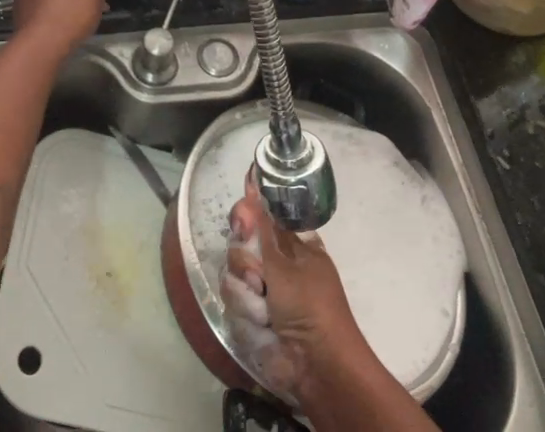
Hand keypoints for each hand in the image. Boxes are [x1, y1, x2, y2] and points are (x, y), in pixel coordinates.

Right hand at [221, 179, 374, 407]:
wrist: (314, 364)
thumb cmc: (310, 306)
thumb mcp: (285, 263)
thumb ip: (260, 225)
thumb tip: (252, 180)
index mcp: (292, 245)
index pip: (260, 216)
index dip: (247, 217)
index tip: (242, 223)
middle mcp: (274, 262)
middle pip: (240, 242)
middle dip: (246, 260)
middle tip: (260, 275)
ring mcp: (260, 287)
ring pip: (232, 271)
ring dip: (248, 291)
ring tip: (266, 308)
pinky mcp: (248, 311)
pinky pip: (231, 297)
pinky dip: (246, 310)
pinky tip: (262, 322)